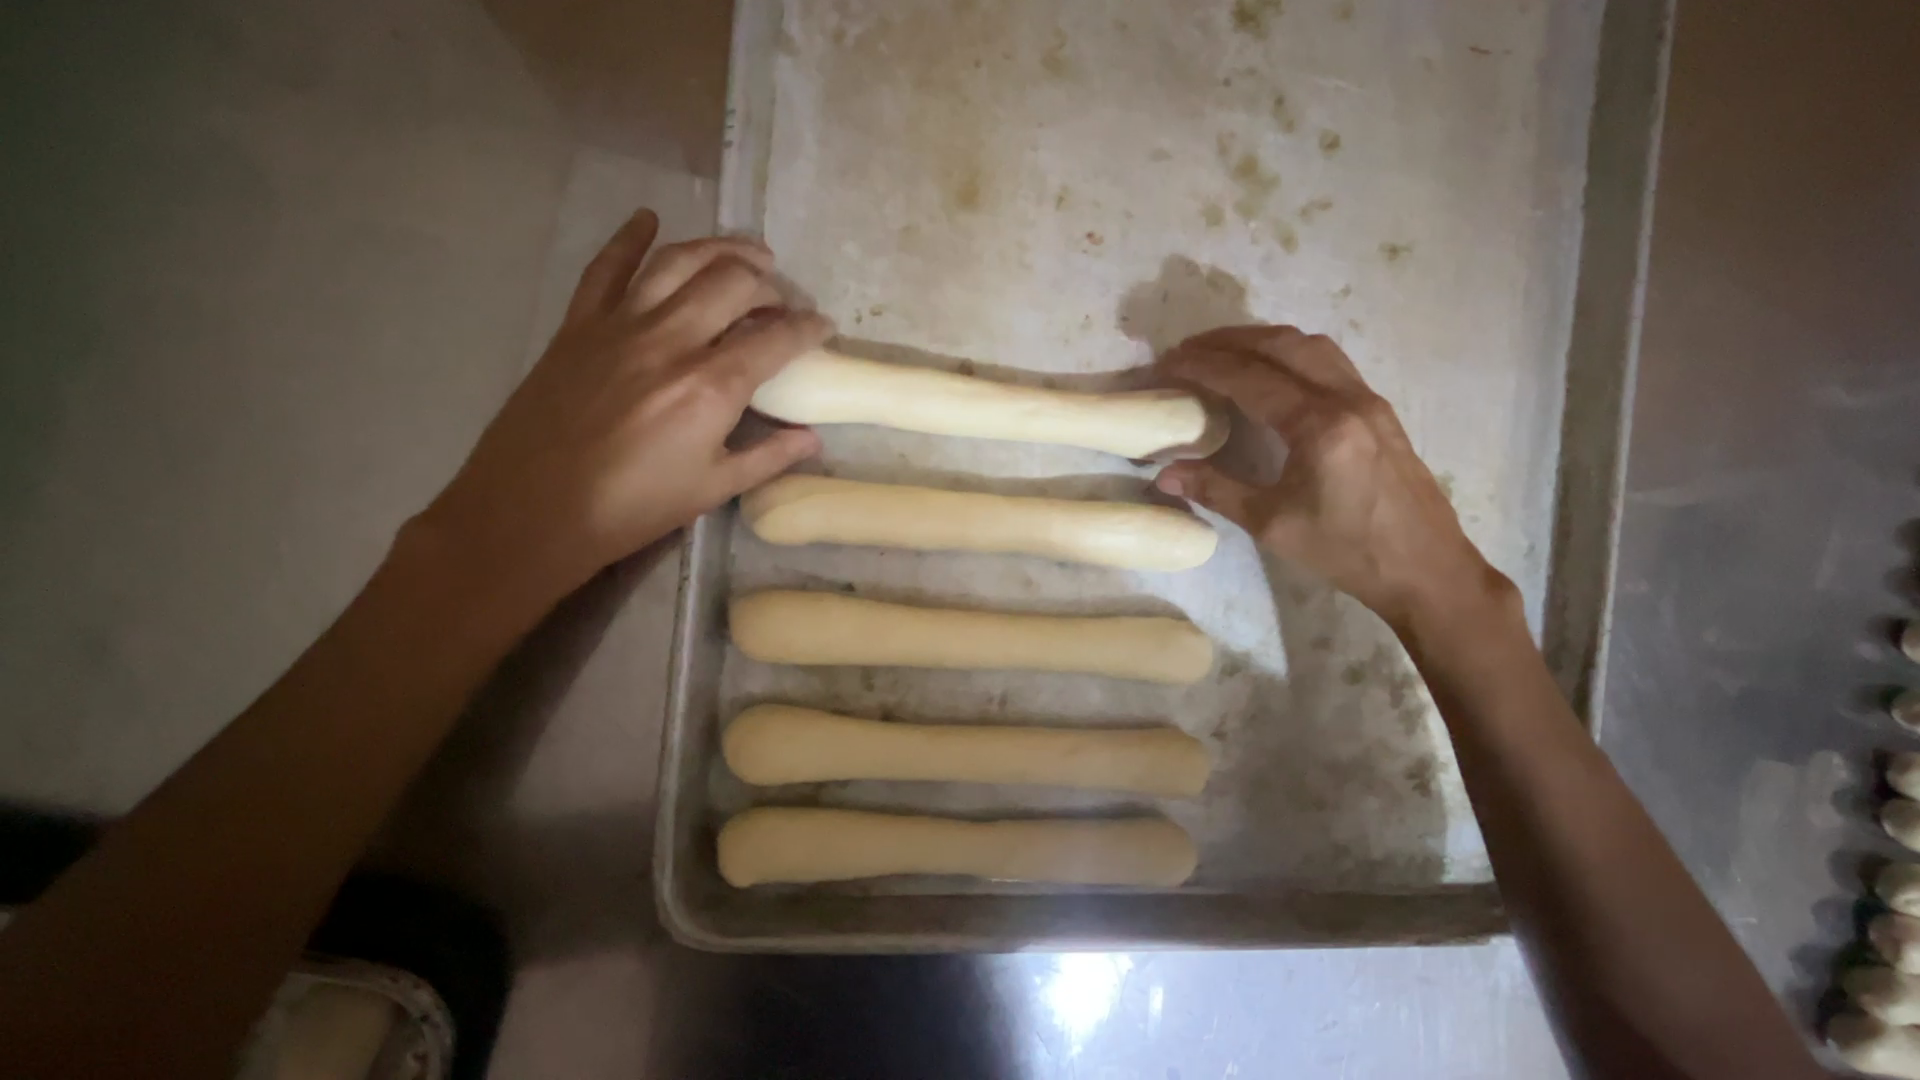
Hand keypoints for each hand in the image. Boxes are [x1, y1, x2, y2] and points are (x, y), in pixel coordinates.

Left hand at [419, 208, 829, 603]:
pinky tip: (647, 218)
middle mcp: (672, 340)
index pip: (776, 338)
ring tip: (746, 252)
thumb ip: (768, 457)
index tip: (824, 326)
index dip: (808, 328)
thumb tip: (811, 438)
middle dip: (769, 283)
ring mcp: (621, 324)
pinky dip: (629, 237)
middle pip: (733, 283)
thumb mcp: (712, 489)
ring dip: (720, 248)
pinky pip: (606, 266)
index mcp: (711, 386)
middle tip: (781, 297)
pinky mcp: (579, 324)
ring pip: (679, 261)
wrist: (533, 508)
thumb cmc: (632, 507)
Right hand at [1153, 325, 1510, 631]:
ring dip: (1264, 340)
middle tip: (1188, 348)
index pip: (1250, 378)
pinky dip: (1292, 354)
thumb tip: (1163, 474)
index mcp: (1319, 426)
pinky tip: (1273, 373)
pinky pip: (1330, 362)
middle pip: (1282, 345)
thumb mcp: (1273, 525)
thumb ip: (1217, 490)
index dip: (1203, 365)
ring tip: (1225, 351)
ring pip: (1312, 346)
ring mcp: (1368, 401)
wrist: (1427, 569)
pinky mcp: (1379, 411)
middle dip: (1230, 340)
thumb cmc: (1348, 552)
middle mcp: (1347, 399)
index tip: (1167, 361)